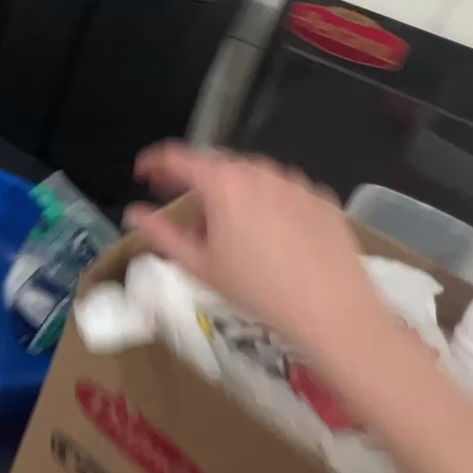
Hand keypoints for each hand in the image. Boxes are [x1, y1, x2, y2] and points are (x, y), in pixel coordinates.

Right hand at [126, 141, 386, 354]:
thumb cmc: (258, 290)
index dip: (153, 162)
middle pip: (215, 164)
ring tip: (230, 224)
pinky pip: (284, 190)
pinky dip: (267, 201)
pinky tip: (270, 233)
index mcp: (221, 182)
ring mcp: (294, 182)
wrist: (336, 315)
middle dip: (195, 180)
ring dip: (232, 190)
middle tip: (185, 205)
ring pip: (251, 175)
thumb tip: (136, 213)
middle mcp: (257, 171)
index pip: (176, 157)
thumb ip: (160, 233)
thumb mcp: (198, 266)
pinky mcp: (322, 198)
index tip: (142, 174)